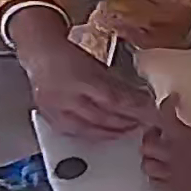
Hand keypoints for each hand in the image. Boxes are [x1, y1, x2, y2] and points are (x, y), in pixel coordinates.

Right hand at [17, 32, 148, 139]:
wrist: (40, 55)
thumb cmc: (71, 57)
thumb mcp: (99, 67)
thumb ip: (116, 85)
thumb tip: (140, 101)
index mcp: (80, 79)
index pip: (114, 100)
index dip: (134, 109)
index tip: (150, 112)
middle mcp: (65, 96)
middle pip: (102, 117)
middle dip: (126, 123)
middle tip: (144, 124)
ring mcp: (55, 110)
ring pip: (88, 129)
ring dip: (112, 132)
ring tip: (129, 130)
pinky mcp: (49, 119)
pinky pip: (74, 133)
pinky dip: (93, 135)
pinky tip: (106, 134)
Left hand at [140, 95, 190, 190]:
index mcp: (186, 141)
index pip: (166, 116)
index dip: (167, 104)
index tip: (175, 99)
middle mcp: (171, 154)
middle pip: (148, 140)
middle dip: (152, 133)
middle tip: (163, 130)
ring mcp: (167, 173)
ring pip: (146, 160)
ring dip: (150, 154)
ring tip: (160, 151)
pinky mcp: (168, 190)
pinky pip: (153, 180)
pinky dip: (155, 175)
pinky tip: (164, 173)